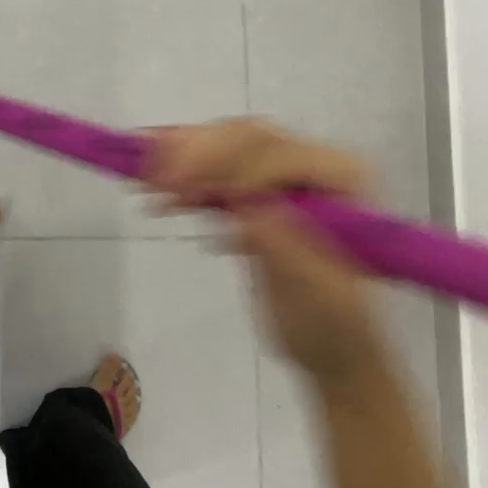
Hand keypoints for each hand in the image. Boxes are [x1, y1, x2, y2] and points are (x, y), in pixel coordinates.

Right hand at [146, 119, 384, 384]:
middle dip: (198, 155)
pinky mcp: (253, 186)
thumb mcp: (315, 295)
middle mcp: (315, 164)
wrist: (331, 348)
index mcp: (343, 181)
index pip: (282, 156)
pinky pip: (215, 162)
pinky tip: (149, 177)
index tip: (189, 195)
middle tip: (154, 183)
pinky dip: (180, 166)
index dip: (234, 168)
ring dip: (181, 156)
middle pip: (248, 139)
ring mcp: (282, 172)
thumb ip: (285, 244)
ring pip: (226, 142)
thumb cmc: (331, 328)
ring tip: (143, 181)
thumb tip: (246, 204)